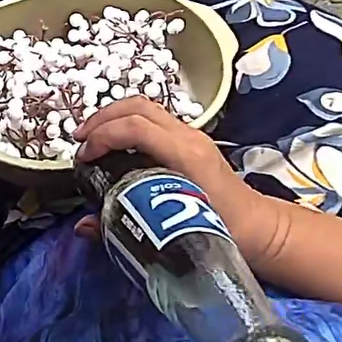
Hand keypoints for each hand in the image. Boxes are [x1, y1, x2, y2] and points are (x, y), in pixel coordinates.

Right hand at [72, 98, 284, 262]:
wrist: (261, 229)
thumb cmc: (225, 233)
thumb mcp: (170, 234)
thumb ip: (122, 229)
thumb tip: (83, 227)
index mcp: (186, 155)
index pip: (136, 127)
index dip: (103, 136)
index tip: (84, 157)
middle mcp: (189, 137)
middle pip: (137, 107)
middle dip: (102, 118)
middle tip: (80, 140)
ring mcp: (192, 135)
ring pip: (145, 108)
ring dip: (113, 118)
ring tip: (92, 139)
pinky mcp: (190, 141)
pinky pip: (153, 120)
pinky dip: (127, 125)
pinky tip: (115, 145)